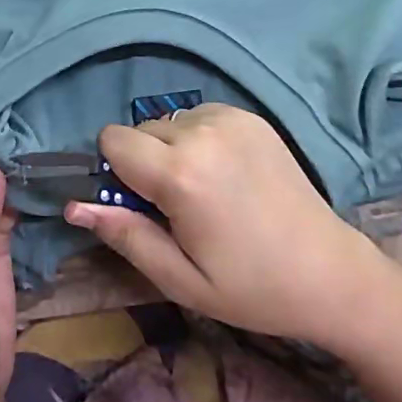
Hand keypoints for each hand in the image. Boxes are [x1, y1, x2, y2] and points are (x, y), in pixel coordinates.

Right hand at [64, 104, 401, 351]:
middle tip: (178, 205)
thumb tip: (74, 206)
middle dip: (146, 162)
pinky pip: (199, 116)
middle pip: (140, 129)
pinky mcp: (249, 115)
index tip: (139, 201)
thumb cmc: (250, 286)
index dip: (116, 170)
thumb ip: (125, 235)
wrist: (328, 270)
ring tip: (207, 189)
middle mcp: (201, 131)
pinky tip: (227, 172)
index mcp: (180, 173)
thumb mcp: (181, 278)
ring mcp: (229, 117)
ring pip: (169, 120)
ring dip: (173, 148)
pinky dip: (200, 138)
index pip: (113, 139)